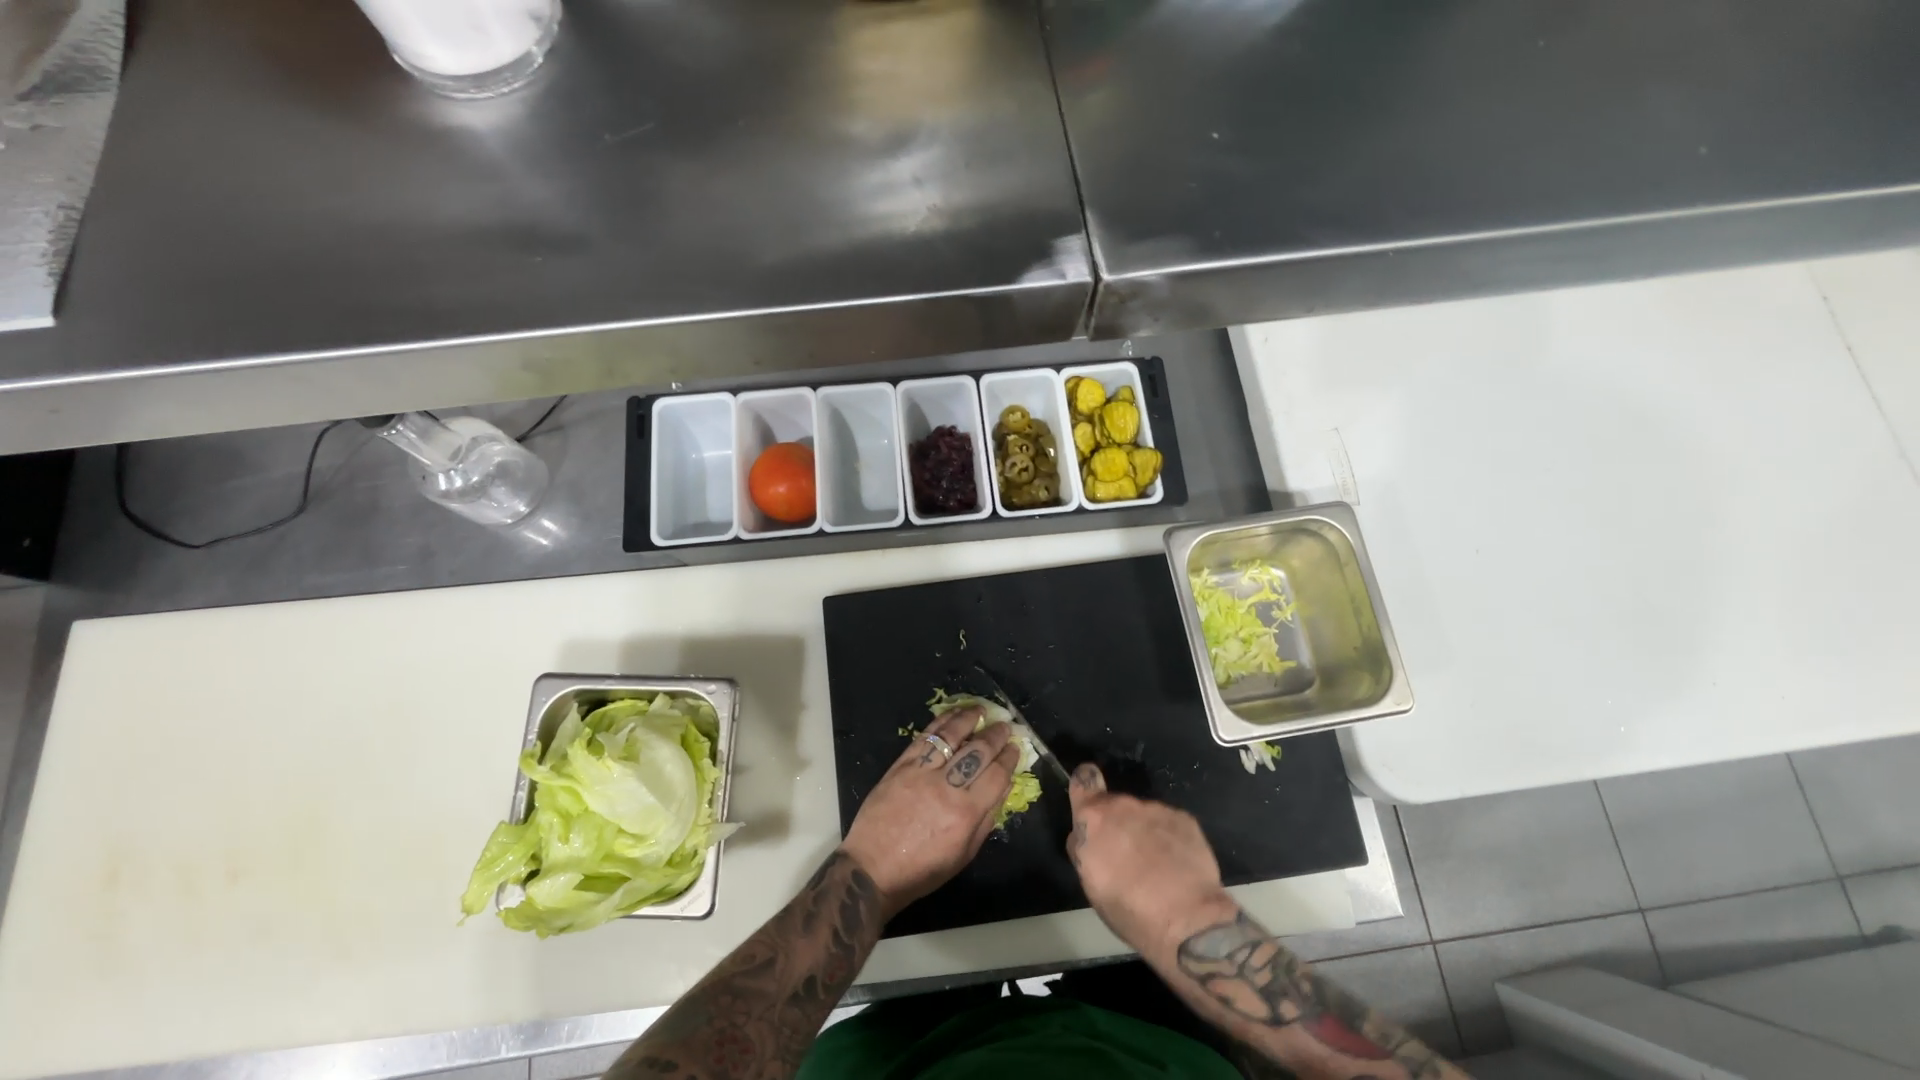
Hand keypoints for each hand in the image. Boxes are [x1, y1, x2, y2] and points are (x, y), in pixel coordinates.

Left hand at [840, 706, 1017, 918]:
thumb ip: (987, 819)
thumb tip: (1002, 787)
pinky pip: (924, 739)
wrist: (873, 869)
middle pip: (978, 751)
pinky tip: (951, 717)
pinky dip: (940, 724)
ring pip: (950, 737)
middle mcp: (946, 788)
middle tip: (1005, 725)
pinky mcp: (900, 767)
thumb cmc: (922, 870)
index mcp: (966, 813)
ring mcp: (921, 773)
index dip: (1010, 758)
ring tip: (980, 710)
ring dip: (968, 719)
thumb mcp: (964, 854)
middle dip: (995, 735)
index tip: (1016, 747)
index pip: (997, 775)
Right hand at [1067, 763, 1236, 955]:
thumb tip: (1092, 840)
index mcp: (1092, 819)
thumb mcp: (1091, 883)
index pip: (1083, 780)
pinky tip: (1178, 866)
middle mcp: (1124, 805)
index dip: (1086, 785)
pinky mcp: (1185, 818)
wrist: (1185, 918)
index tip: (1091, 797)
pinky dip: (1171, 839)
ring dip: (1147, 833)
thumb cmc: (1128, 907)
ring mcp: (1157, 809)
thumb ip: (1087, 849)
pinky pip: (1170, 824)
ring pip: (1145, 817)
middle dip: (1120, 824)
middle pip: (1117, 806)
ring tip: (1159, 866)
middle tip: (1130, 856)